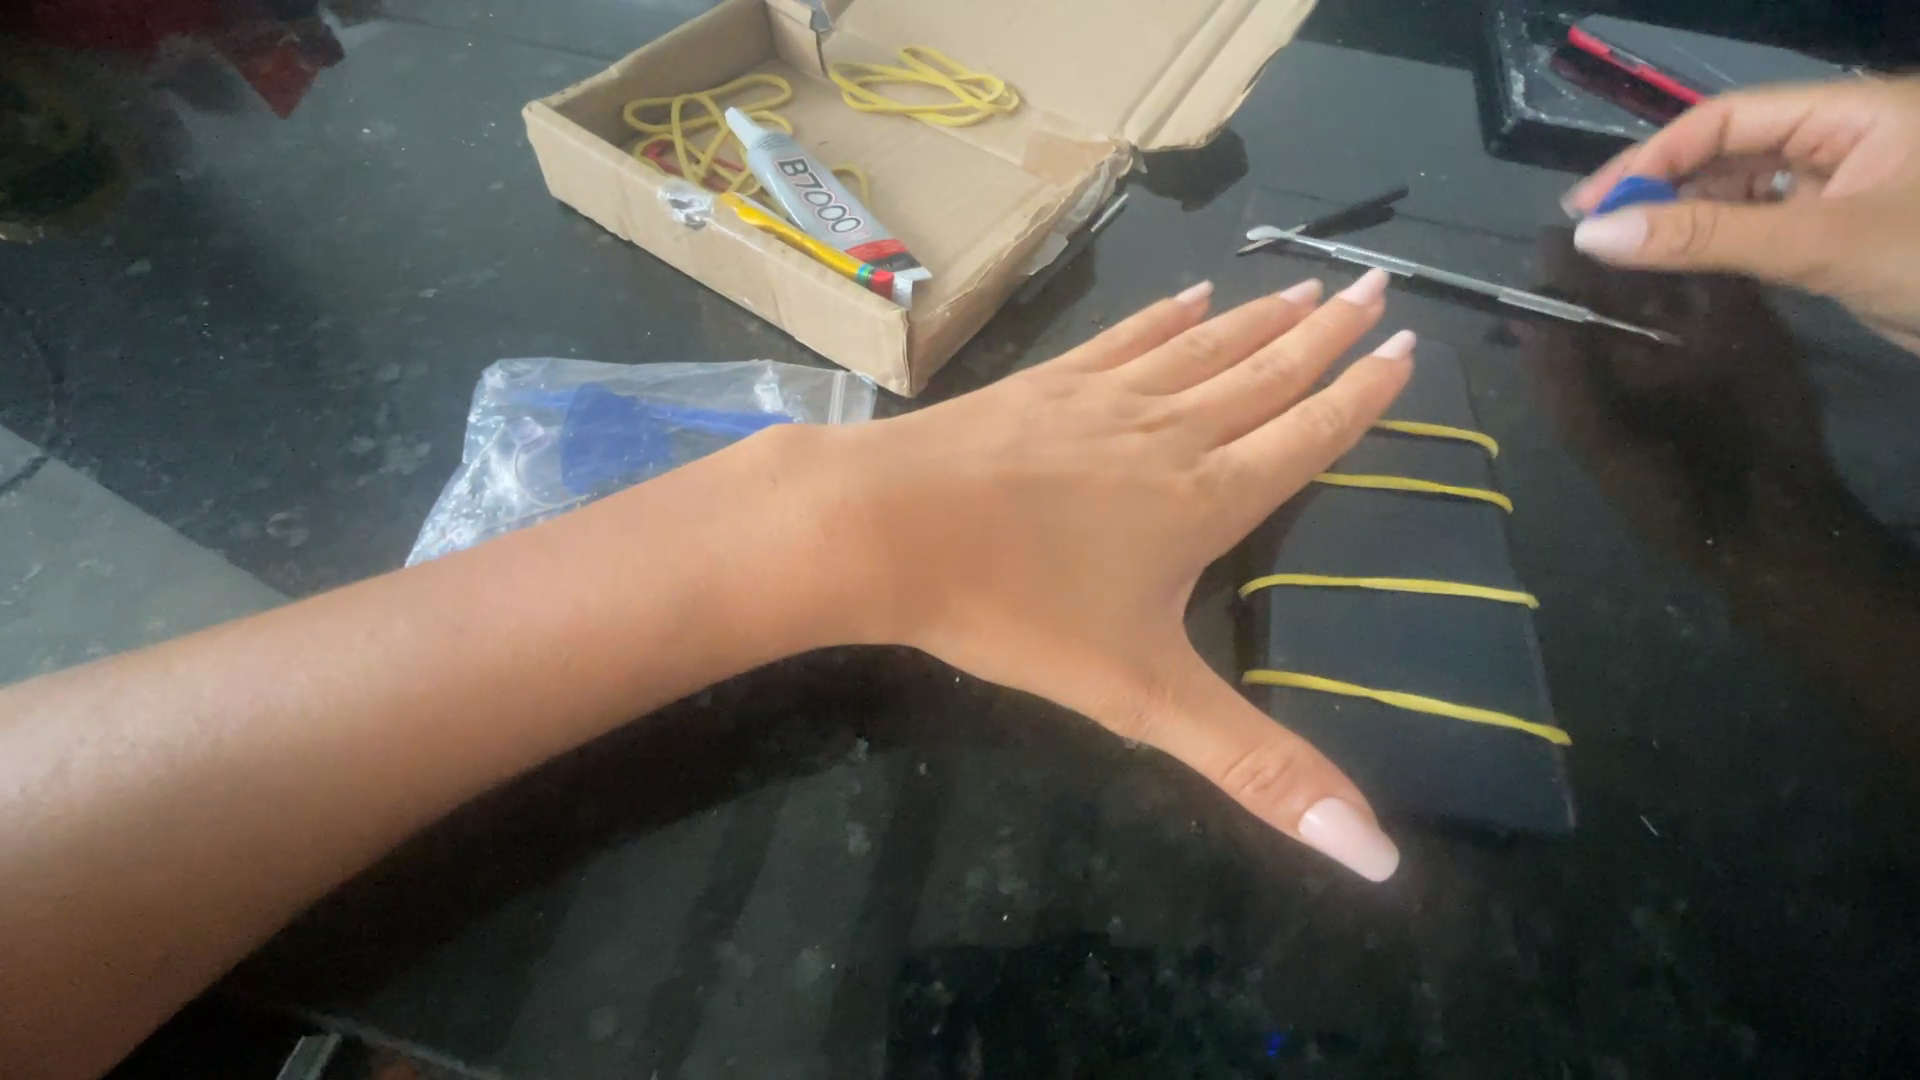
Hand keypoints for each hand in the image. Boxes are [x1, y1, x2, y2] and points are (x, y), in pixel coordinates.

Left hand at [830, 271, 1413, 881]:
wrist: (887, 528)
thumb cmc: (1012, 608)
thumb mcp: (1140, 699)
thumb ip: (1254, 768)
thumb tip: (1378, 858)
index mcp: (1201, 500)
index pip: (1304, 439)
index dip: (1359, 398)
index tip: (1407, 348)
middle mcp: (1164, 433)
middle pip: (1262, 376)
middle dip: (1326, 337)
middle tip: (1377, 288)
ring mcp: (1098, 399)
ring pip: (1200, 348)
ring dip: (1258, 318)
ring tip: (1308, 286)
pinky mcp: (1042, 385)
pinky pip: (1122, 340)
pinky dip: (1163, 316)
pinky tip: (1188, 294)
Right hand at [1561, 77, 1919, 349]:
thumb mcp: (1818, 243)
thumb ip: (1704, 235)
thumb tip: (1592, 235)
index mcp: (1861, 112)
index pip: (1729, 117)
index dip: (1651, 158)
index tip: (1587, 208)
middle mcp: (1850, 139)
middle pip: (1728, 149)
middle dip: (1656, 185)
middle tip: (1590, 231)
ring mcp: (1845, 186)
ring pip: (1737, 188)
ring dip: (1676, 215)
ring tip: (1617, 250)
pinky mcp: (1837, 231)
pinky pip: (1754, 223)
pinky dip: (1706, 241)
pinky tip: (1669, 262)